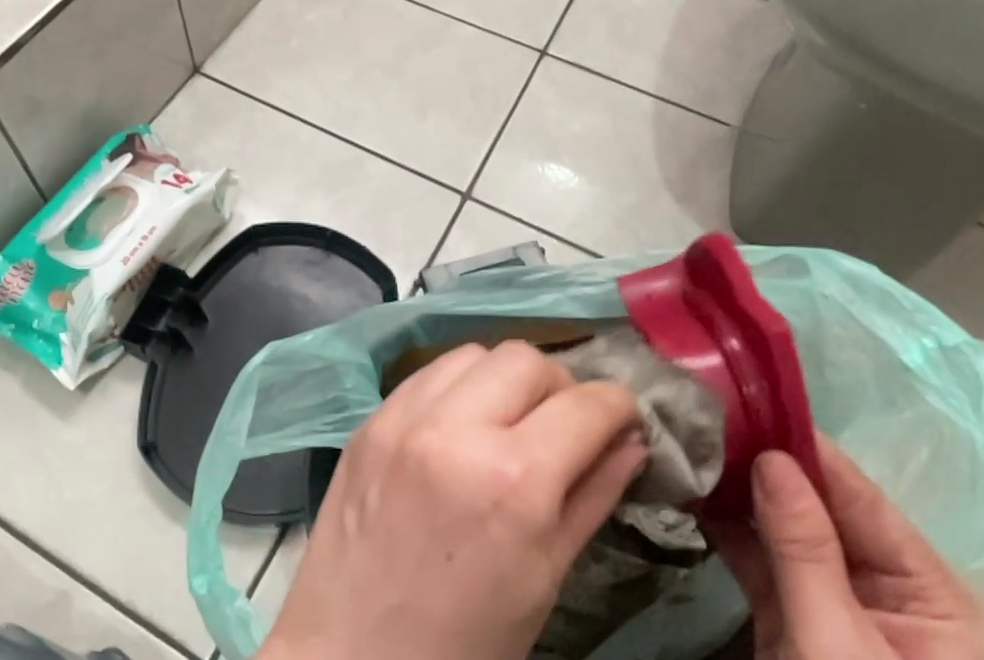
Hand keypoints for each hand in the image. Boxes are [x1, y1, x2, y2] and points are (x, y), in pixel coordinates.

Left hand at [259, 342, 648, 659]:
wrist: (352, 656)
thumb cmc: (465, 638)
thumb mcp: (545, 576)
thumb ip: (594, 497)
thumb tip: (632, 442)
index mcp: (514, 480)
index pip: (588, 403)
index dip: (619, 407)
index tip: (622, 422)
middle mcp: (457, 429)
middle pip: (529, 360)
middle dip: (561, 387)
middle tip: (563, 427)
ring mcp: (404, 418)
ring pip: (476, 353)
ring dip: (506, 379)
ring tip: (509, 422)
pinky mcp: (370, 420)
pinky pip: (428, 373)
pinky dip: (459, 386)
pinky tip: (462, 424)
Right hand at [706, 440, 983, 659]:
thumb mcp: (840, 644)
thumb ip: (807, 549)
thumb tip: (773, 458)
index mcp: (930, 592)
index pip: (862, 498)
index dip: (807, 447)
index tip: (751, 396)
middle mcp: (886, 588)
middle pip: (821, 510)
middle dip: (764, 465)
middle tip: (705, 416)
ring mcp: (836, 606)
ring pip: (785, 532)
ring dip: (739, 493)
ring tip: (691, 444)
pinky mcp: (796, 624)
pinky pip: (764, 563)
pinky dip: (730, 531)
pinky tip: (695, 495)